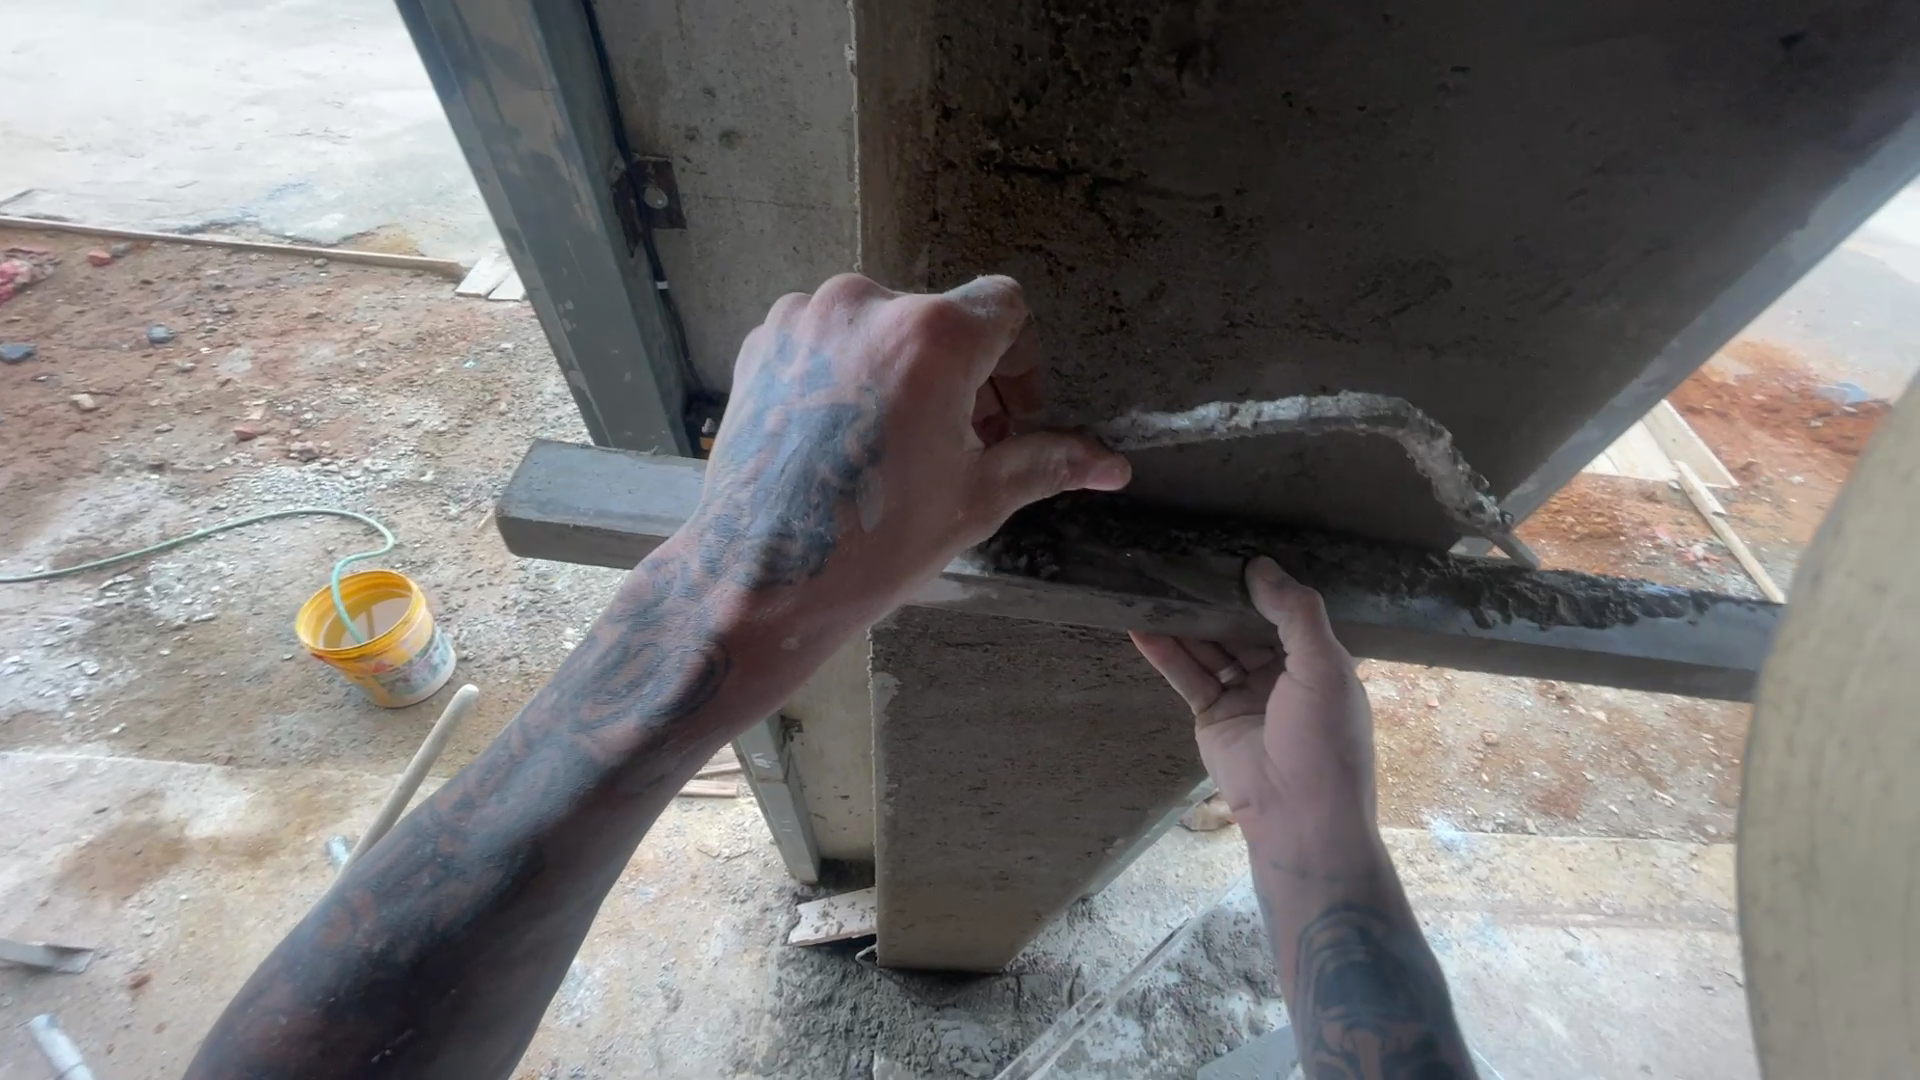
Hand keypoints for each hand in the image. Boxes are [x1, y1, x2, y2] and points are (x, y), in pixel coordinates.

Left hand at [696, 274, 1130, 633]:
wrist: (761, 579)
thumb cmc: (874, 545)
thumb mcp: (977, 499)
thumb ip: (1049, 463)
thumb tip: (1112, 465)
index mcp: (931, 337)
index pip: (1006, 306)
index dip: (1021, 361)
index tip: (1012, 411)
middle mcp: (864, 305)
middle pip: (945, 319)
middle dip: (970, 376)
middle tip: (966, 441)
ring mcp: (806, 320)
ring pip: (887, 327)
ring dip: (912, 372)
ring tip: (905, 442)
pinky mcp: (765, 343)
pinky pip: (833, 338)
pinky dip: (857, 372)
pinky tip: (853, 435)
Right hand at [1130, 556, 1376, 854]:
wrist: (1298, 817)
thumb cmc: (1323, 739)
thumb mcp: (1324, 668)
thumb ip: (1295, 613)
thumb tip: (1260, 565)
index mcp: (1314, 661)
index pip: (1282, 612)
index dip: (1256, 586)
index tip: (1226, 555)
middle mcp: (1278, 673)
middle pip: (1239, 627)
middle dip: (1212, 601)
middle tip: (1179, 565)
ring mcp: (1241, 693)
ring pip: (1208, 648)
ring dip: (1182, 622)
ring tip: (1151, 588)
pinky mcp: (1210, 714)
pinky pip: (1186, 676)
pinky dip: (1164, 653)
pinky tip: (1140, 628)